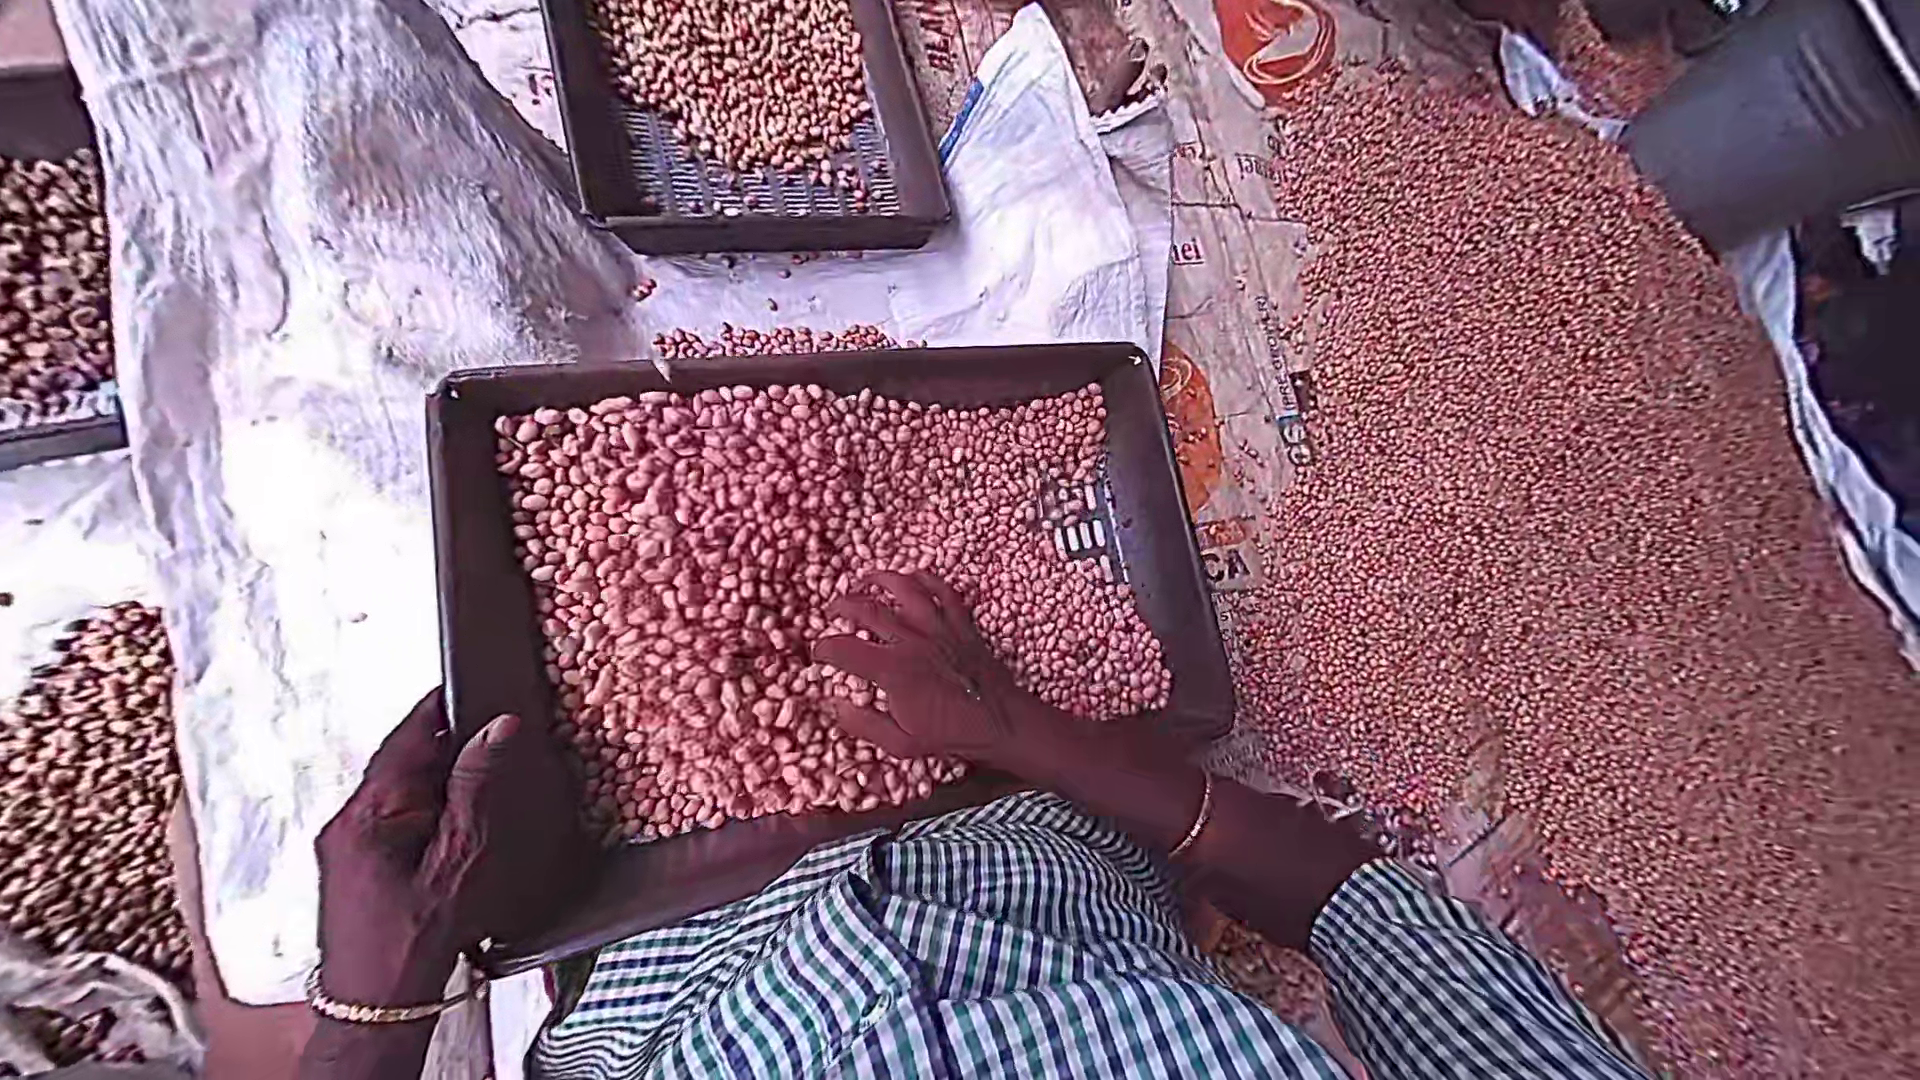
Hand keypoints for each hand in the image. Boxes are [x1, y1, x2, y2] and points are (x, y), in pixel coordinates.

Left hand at [313, 688, 591, 1006]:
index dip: (441, 703)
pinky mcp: (359, 855)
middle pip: (403, 755)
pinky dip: (434, 790)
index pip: (407, 736)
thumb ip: (477, 784)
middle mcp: (349, 820)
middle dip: (449, 733)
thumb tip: (498, 726)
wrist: (378, 1000)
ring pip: (402, 780)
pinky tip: (465, 797)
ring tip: (489, 753)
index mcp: (369, 813)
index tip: (473, 676)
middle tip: (496, 717)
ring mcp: (350, 839)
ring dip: (443, 764)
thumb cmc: (420, 930)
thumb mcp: (461, 853)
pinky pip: (400, 804)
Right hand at [812, 571, 1062, 771]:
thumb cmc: (952, 735)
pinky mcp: (960, 623)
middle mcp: (913, 641)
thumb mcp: (901, 743)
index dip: (824, 648)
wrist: (1001, 722)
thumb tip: (836, 705)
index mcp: (894, 670)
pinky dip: (926, 579)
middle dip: (843, 604)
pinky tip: (914, 578)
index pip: (844, 649)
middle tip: (834, 609)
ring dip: (881, 580)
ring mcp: (939, 627)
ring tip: (867, 580)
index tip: (819, 652)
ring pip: (905, 588)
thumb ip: (864, 724)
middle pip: (868, 608)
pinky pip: (942, 590)